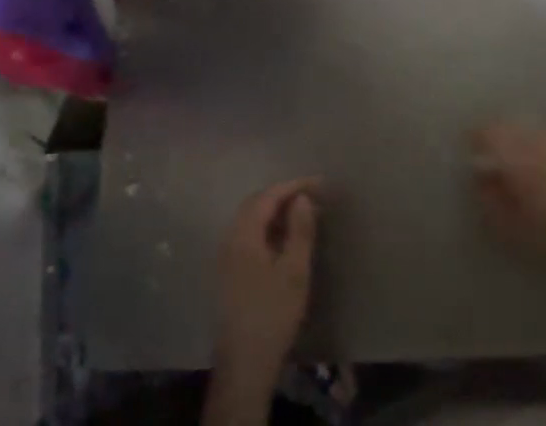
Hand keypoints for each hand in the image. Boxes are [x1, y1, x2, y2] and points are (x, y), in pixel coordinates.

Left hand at [214, 177, 319, 373]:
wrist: (245, 361)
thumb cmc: (273, 314)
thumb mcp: (295, 271)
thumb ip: (299, 231)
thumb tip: (302, 198)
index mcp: (243, 236)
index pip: (267, 197)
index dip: (293, 186)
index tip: (320, 183)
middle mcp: (229, 240)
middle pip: (254, 205)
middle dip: (283, 195)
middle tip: (313, 196)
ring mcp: (226, 257)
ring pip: (250, 221)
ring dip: (275, 211)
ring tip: (303, 215)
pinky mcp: (229, 272)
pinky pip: (248, 236)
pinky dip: (268, 228)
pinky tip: (285, 239)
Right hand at [467, 118, 545, 272]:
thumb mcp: (509, 226)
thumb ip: (488, 199)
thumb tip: (478, 179)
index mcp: (514, 156)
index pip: (485, 132)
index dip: (472, 139)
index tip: (465, 153)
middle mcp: (533, 141)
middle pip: (503, 124)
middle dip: (489, 135)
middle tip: (481, 155)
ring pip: (522, 126)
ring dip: (508, 136)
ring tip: (503, 158)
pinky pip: (539, 134)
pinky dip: (527, 140)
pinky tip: (528, 163)